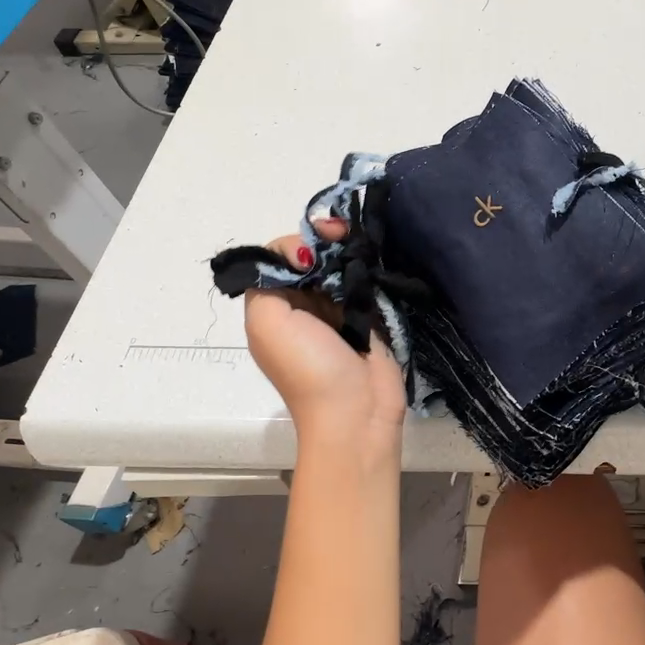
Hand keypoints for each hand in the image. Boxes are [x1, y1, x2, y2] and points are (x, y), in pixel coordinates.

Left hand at [244, 220, 405, 448]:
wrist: (356, 412)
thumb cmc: (309, 369)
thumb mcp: (268, 323)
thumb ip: (267, 279)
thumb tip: (301, 252)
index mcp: (272, 307)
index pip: (278, 259)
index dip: (295, 245)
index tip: (316, 249)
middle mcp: (302, 306)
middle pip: (312, 259)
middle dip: (326, 242)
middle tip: (344, 233)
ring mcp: (338, 311)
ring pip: (340, 267)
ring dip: (350, 252)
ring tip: (363, 244)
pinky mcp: (369, 318)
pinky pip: (366, 283)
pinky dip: (370, 269)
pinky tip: (376, 260)